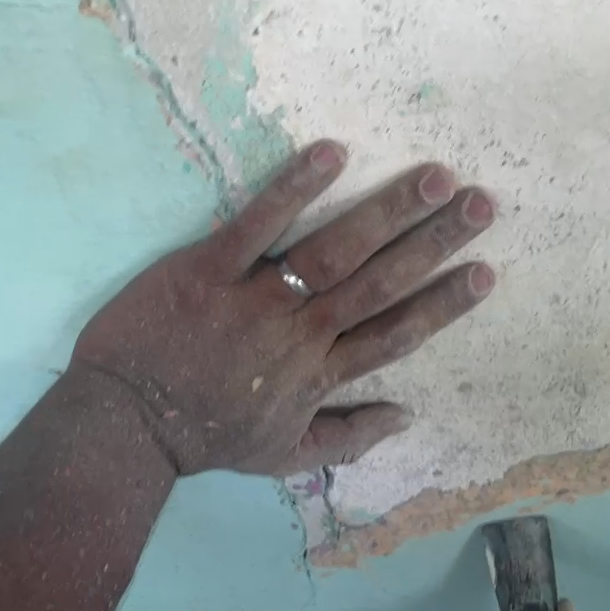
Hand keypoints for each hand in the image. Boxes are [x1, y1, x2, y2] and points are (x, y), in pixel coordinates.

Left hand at [71, 140, 495, 476]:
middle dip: (435, 243)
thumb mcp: (283, 458)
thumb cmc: (205, 436)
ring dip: (387, 213)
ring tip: (435, 177)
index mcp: (320, 375)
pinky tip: (333, 152)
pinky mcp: (207, 270)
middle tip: (482, 204)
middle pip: (380, 283)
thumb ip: (348, 438)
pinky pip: (256, 225)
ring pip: (334, 251)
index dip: (444, 305)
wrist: (123, 426)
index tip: (486, 272)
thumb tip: (409, 416)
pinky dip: (292, 189)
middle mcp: (301, 333)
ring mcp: (255, 299)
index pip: (397, 335)